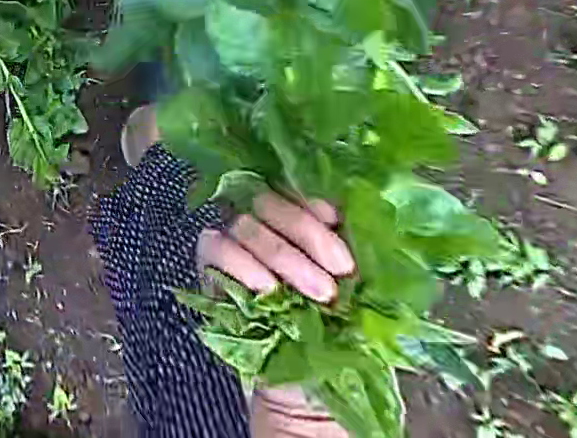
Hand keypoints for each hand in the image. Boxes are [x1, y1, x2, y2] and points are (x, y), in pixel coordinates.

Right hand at [200, 192, 356, 437]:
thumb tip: (360, 216)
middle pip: (269, 199)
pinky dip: (242, 265)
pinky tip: (267, 290)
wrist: (310, 389)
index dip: (313, 202)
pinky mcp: (212, 268)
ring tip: (316, 297)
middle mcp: (263, 223)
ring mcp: (234, 242)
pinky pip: (216, 247)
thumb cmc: (341, 336)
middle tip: (339, 276)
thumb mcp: (364, 291)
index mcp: (298, 219)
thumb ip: (360, 251)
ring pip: (246, 224)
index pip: (294, 187)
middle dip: (305, 232)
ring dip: (283, 256)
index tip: (338, 227)